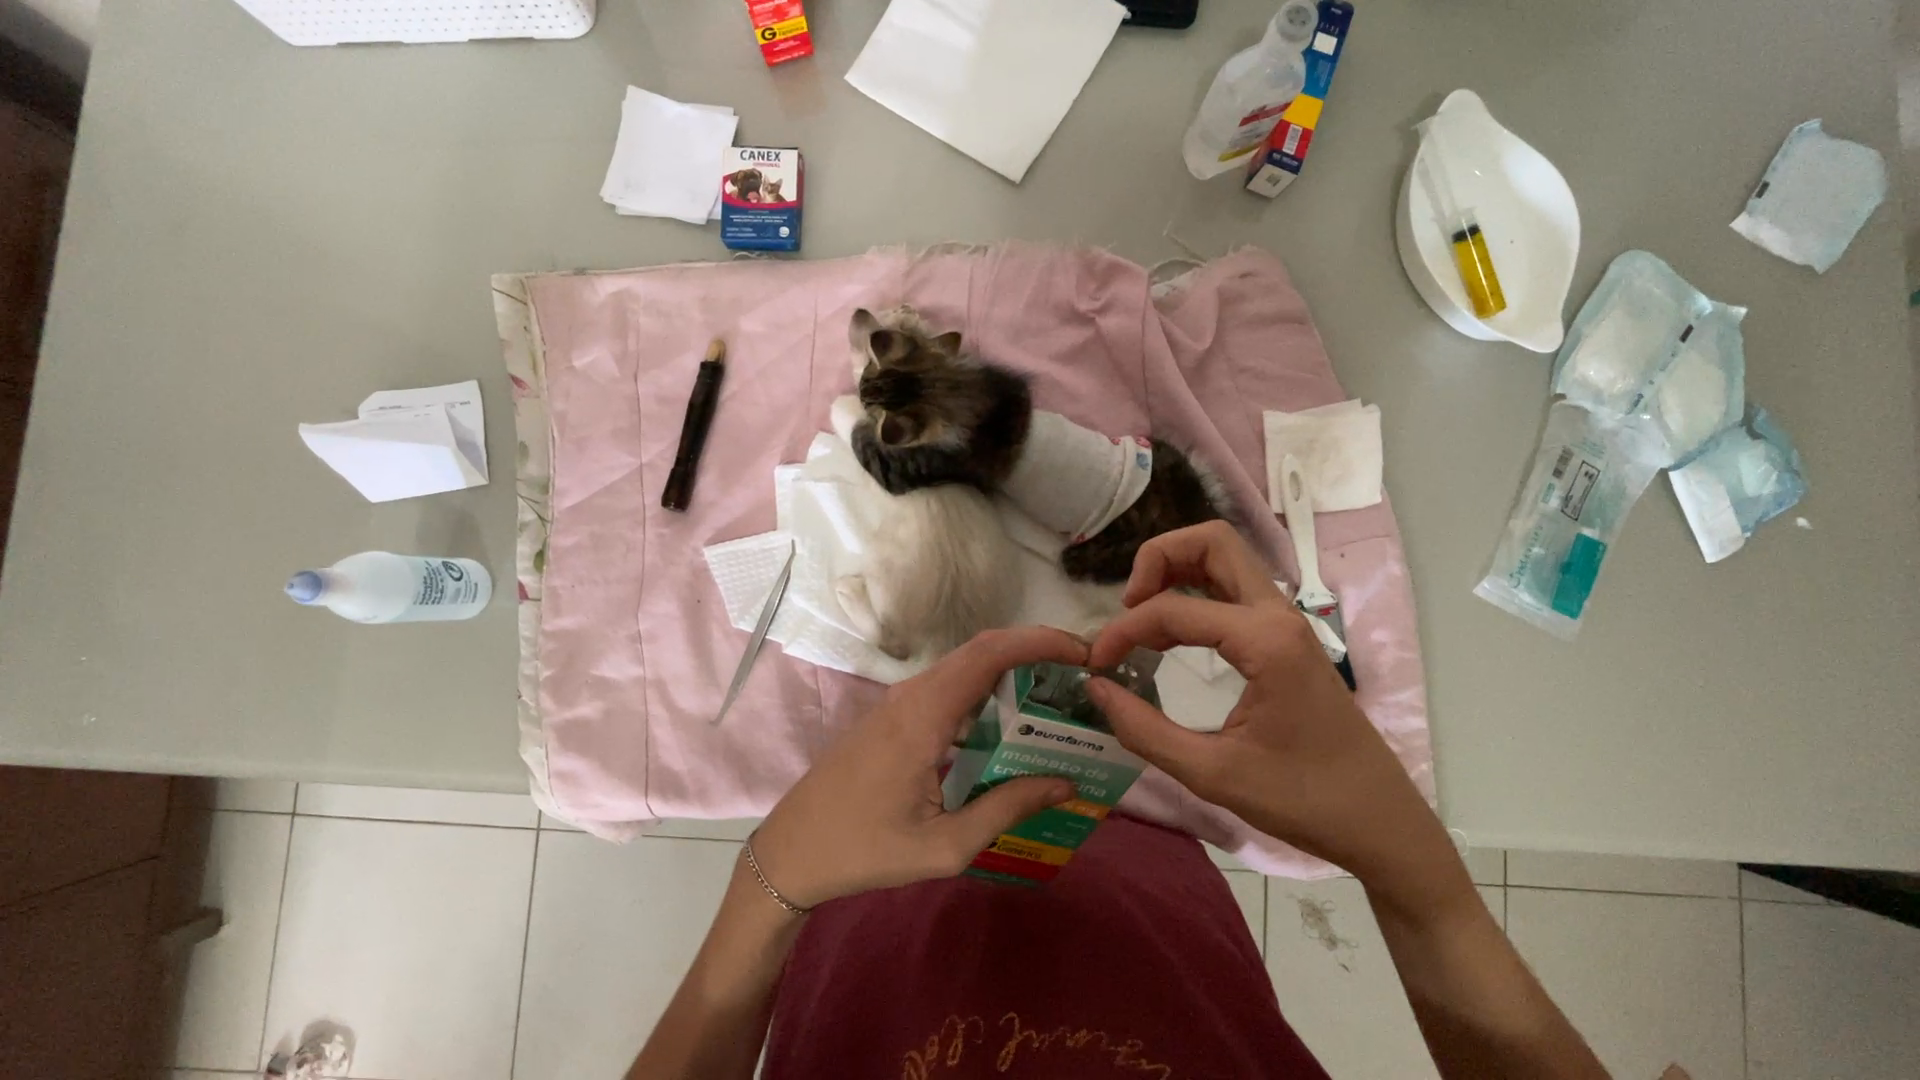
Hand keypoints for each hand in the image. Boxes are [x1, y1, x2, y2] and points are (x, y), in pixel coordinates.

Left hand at [748, 627, 1087, 910]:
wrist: (790, 852)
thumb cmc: (865, 850)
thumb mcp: (945, 845)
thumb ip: (1006, 808)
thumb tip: (1066, 782)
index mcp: (923, 716)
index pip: (989, 654)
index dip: (1039, 641)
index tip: (1083, 652)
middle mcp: (911, 696)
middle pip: (981, 652)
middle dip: (1035, 652)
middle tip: (1083, 675)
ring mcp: (898, 704)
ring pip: (964, 669)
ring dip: (1011, 672)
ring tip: (1058, 697)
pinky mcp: (893, 718)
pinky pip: (948, 689)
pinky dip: (986, 693)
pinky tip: (1010, 724)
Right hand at [1085, 523, 1464, 916]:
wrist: (1379, 822)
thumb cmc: (1301, 800)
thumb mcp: (1212, 773)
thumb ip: (1145, 729)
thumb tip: (1095, 689)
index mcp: (1265, 641)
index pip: (1174, 609)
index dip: (1124, 631)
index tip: (1096, 664)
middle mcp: (1279, 615)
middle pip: (1212, 542)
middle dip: (1157, 558)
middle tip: (1127, 608)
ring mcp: (1288, 622)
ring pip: (1226, 558)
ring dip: (1177, 569)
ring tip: (1141, 614)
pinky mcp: (1288, 638)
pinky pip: (1236, 589)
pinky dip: (1196, 591)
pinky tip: (1172, 631)